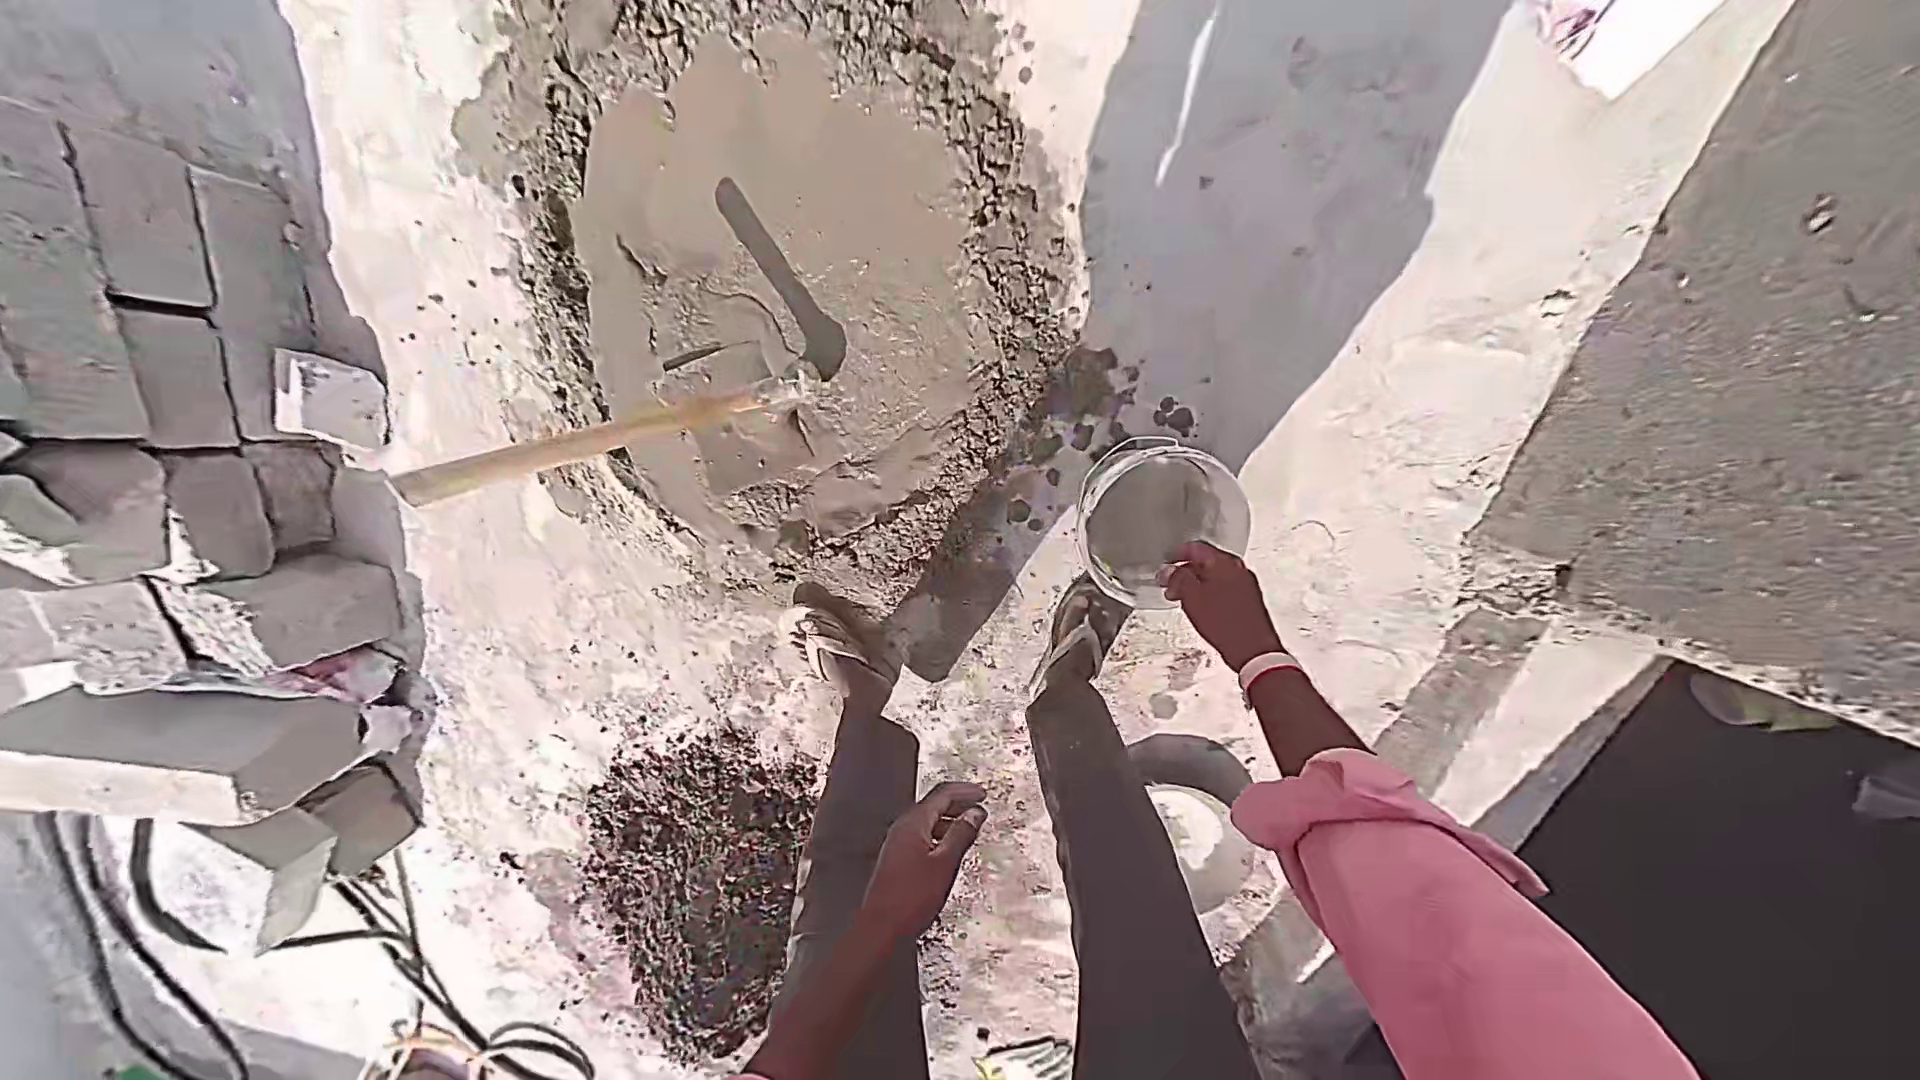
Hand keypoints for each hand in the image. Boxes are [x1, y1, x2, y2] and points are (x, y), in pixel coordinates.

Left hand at [860, 782, 987, 938]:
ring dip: (950, 820)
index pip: (942, 794)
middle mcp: (903, 828)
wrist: (880, 930)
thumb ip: (961, 834)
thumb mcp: (945, 863)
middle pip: (934, 805)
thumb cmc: (910, 899)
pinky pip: (922, 836)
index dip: (965, 791)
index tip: (982, 793)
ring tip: (969, 827)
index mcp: (913, 823)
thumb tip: (975, 813)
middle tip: (978, 805)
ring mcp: (898, 843)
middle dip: (958, 802)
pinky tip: (950, 850)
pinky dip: (940, 835)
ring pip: (928, 821)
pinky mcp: (897, 859)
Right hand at [1160, 541, 1284, 670]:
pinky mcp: (1248, 599)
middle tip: (1170, 583)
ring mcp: (1246, 584)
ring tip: (1182, 598)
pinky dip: (1209, 593)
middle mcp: (1238, 569)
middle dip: (1185, 572)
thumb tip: (1170, 571)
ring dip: (1196, 584)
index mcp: (1224, 562)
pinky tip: (1201, 607)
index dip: (1175, 555)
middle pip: (1205, 562)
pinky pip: (1223, 588)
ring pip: (1214, 576)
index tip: (1166, 564)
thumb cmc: (1226, 623)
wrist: (1252, 649)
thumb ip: (1177, 578)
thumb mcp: (1190, 596)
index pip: (1194, 548)